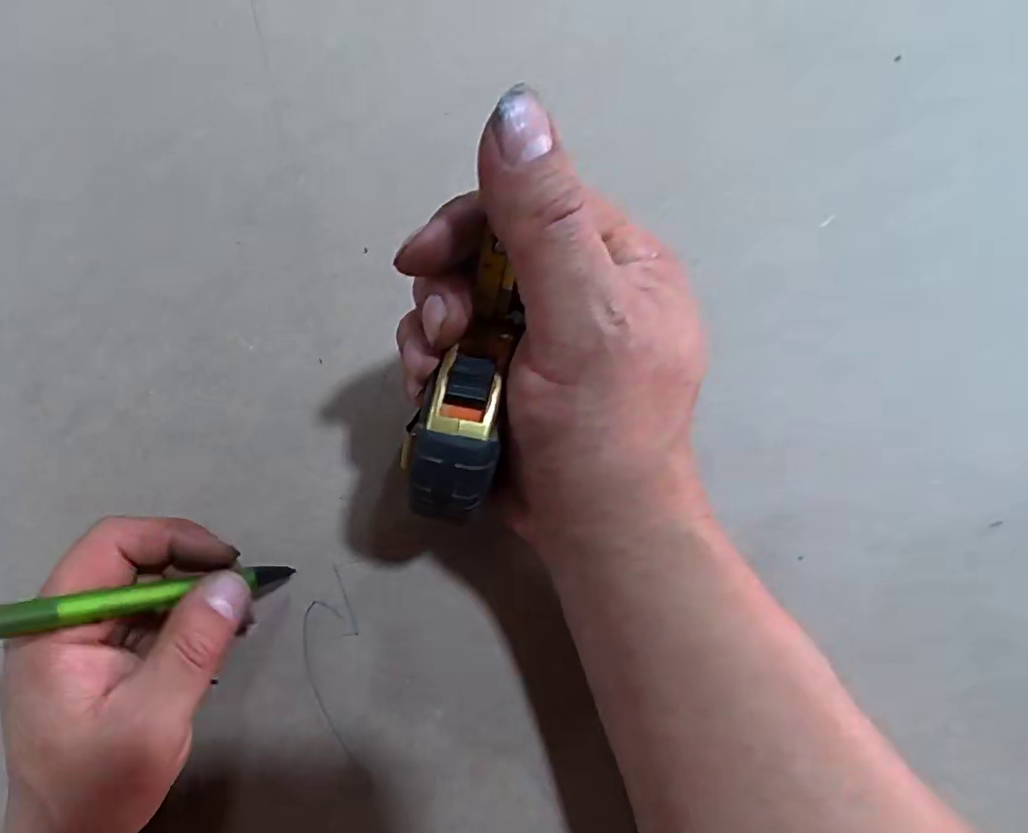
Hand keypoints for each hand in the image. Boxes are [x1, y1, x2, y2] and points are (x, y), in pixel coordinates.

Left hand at [0, 517, 252, 832]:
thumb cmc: (100, 790)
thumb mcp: (153, 718)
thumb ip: (193, 646)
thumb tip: (234, 581)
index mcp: (54, 623)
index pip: (112, 545)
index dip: (173, 538)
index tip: (228, 562)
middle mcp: (61, 620)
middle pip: (127, 563)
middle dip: (189, 568)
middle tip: (242, 593)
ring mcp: (78, 641)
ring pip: (140, 591)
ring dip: (190, 597)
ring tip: (238, 618)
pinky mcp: (97, 661)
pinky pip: (142, 622)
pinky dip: (181, 624)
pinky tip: (214, 639)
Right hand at [394, 84, 710, 549]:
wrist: (592, 527)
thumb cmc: (601, 427)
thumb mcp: (582, 317)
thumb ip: (544, 221)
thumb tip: (513, 111)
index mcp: (610, 260)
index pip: (526, 206)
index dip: (465, 224)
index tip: (417, 261)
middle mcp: (568, 292)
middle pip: (478, 259)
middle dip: (443, 294)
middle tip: (441, 338)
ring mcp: (528, 342)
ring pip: (452, 310)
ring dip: (428, 339)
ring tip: (433, 378)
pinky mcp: (496, 382)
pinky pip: (446, 356)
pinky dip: (428, 372)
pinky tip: (430, 396)